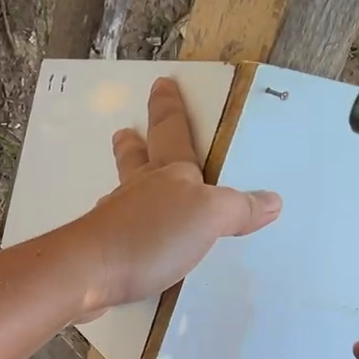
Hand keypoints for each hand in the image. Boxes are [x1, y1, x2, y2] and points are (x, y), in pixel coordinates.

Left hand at [68, 77, 282, 315]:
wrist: (86, 274)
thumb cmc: (149, 236)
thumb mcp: (208, 217)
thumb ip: (238, 208)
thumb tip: (271, 201)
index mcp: (168, 175)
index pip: (172, 132)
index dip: (170, 108)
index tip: (162, 84)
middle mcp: (136, 193)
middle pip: (135, 161)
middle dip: (134, 144)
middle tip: (124, 131)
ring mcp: (112, 223)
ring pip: (121, 196)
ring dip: (125, 187)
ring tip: (122, 186)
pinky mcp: (99, 254)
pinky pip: (115, 236)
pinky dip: (121, 231)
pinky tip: (122, 240)